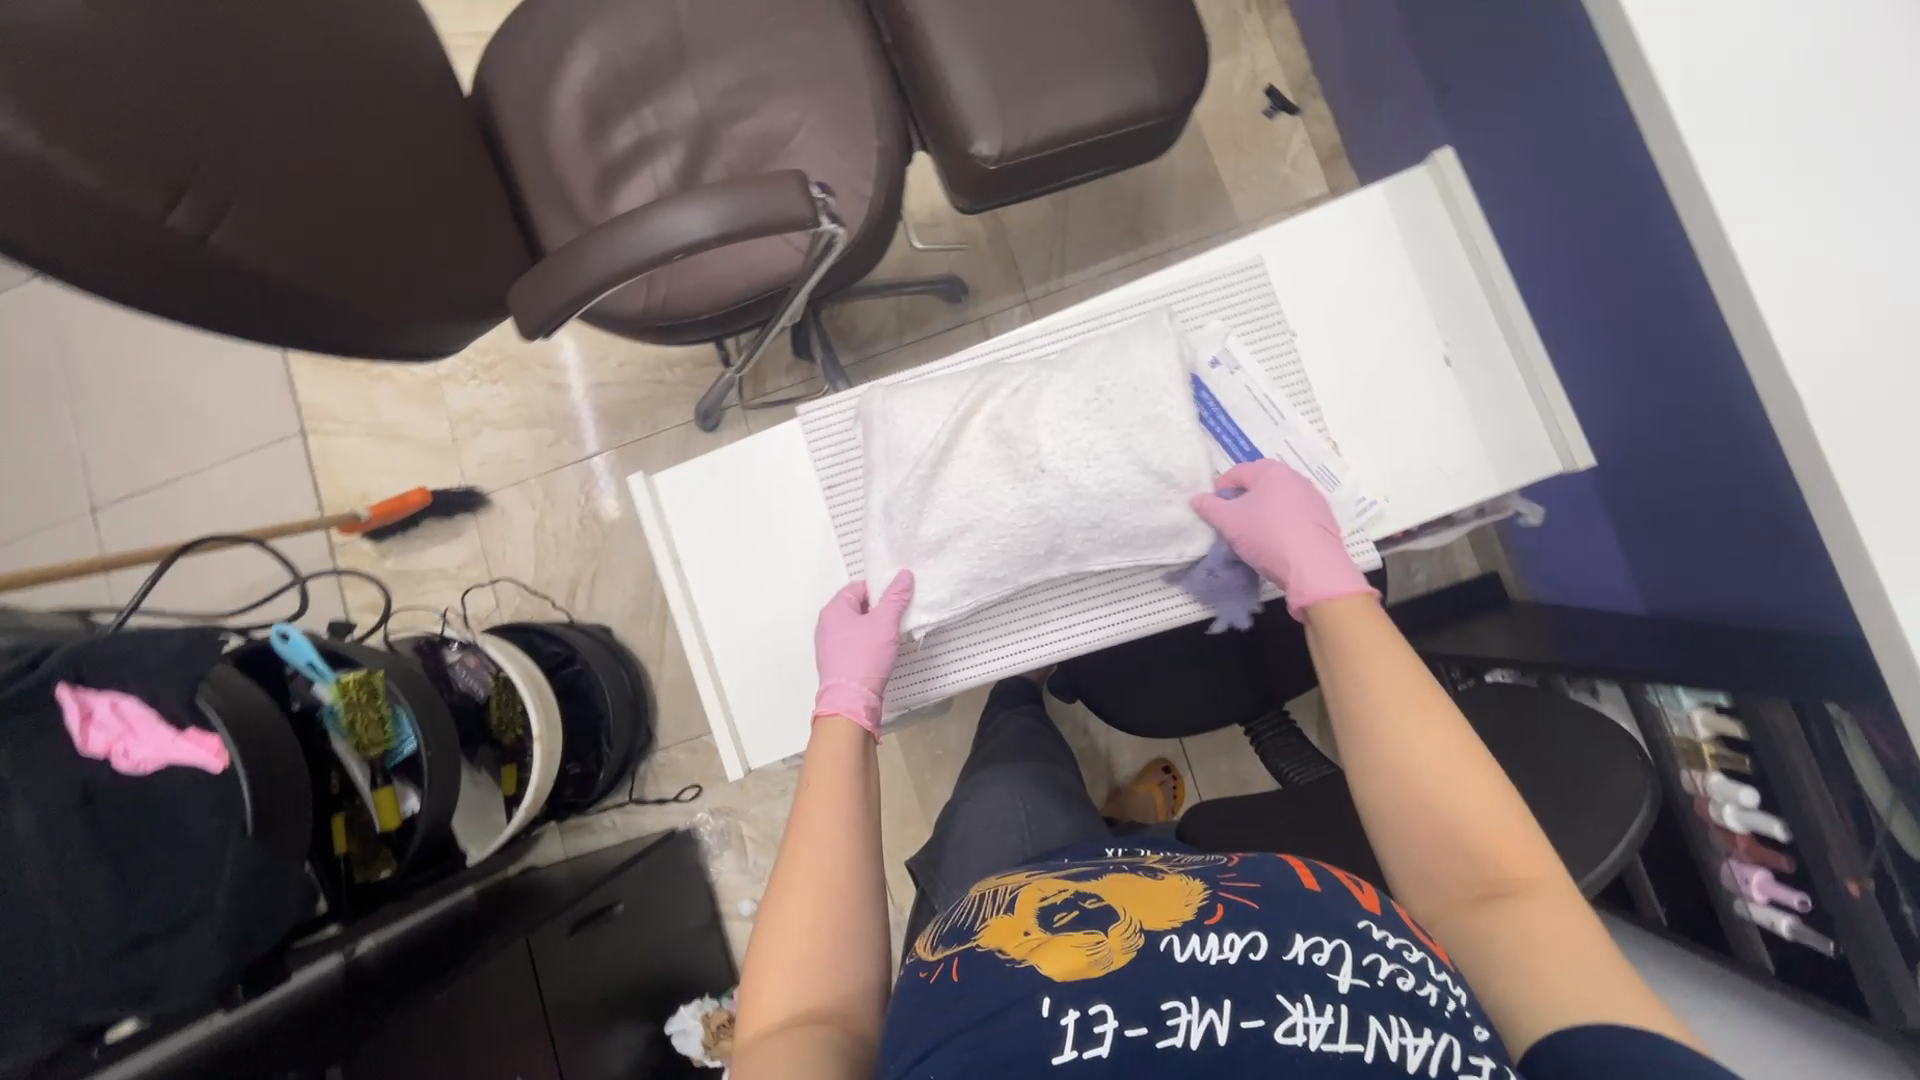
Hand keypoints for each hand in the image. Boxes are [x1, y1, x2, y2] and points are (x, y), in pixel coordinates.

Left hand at [812, 570, 914, 737]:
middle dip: (879, 610)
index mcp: (834, 609)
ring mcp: (830, 646)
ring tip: (895, 633)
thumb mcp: (885, 623)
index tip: (899, 597)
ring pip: (857, 628)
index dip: (880, 589)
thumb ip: (896, 597)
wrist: (851, 702)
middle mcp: (827, 625)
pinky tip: (884, 652)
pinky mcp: (837, 663)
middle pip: (858, 607)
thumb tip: (905, 575)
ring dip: (876, 628)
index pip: (859, 587)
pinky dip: (869, 645)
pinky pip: (855, 645)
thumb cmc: (865, 657)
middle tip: (900, 614)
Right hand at [1189, 459, 1375, 621]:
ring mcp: (1312, 499)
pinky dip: (1279, 524)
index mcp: (1271, 471)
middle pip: (1259, 485)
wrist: (1313, 567)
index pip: (1236, 472)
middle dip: (1241, 501)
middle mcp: (1295, 478)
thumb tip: (1196, 499)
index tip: (1213, 510)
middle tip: (1230, 522)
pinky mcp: (1322, 520)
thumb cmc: (1266, 534)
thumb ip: (1209, 507)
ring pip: (1277, 501)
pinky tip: (1274, 543)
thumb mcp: (1228, 521)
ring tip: (1251, 535)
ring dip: (1260, 513)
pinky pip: (1292, 516)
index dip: (1219, 489)